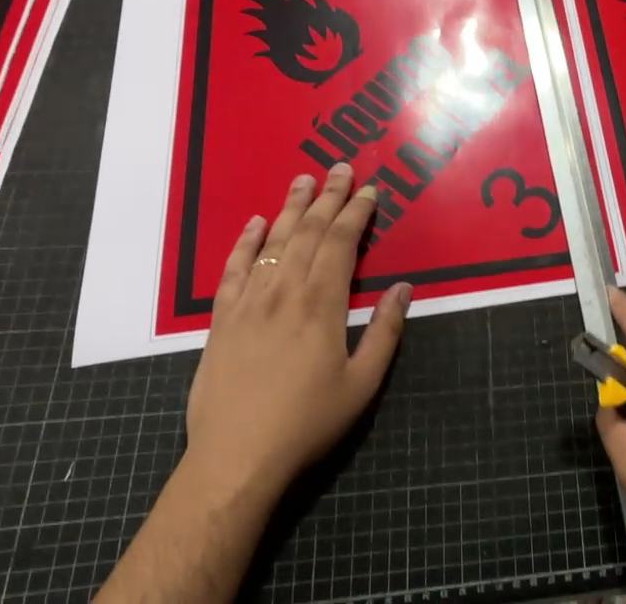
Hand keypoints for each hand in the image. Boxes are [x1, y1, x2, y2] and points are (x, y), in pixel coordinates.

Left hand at [184, 164, 412, 494]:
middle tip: (340, 168)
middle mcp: (284, 292)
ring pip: (272, 243)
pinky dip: (244, 243)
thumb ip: (384, 332)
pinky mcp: (221, 320)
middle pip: (307, 232)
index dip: (356, 213)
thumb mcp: (362, 384)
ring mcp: (248, 303)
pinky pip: (233, 270)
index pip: (340, 243)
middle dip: (328, 197)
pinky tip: (254, 224)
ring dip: (290, 208)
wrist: (235, 459)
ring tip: (303, 180)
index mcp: (321, 305)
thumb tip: (404, 288)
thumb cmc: (307, 424)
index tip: (370, 190)